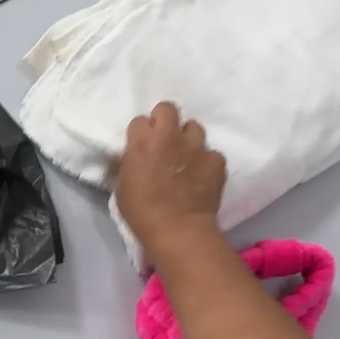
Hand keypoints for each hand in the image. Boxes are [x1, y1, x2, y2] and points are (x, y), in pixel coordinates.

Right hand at [115, 101, 226, 258]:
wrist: (178, 230)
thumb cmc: (142, 212)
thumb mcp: (123, 186)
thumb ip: (131, 163)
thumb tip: (135, 157)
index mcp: (142, 142)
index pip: (140, 121)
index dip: (141, 133)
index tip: (141, 146)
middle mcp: (170, 137)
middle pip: (168, 108)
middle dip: (164, 120)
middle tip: (163, 140)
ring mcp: (197, 147)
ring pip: (194, 128)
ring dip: (188, 139)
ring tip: (186, 157)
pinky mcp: (216, 161)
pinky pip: (212, 153)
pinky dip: (207, 162)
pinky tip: (202, 176)